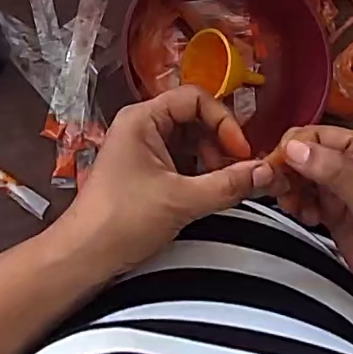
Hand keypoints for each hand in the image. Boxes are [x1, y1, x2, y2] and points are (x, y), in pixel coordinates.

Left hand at [51, 87, 272, 275]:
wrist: (85, 255)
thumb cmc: (123, 219)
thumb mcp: (182, 200)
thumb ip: (228, 185)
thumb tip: (267, 172)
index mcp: (143, 118)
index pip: (194, 98)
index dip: (223, 121)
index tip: (241, 151)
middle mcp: (142, 126)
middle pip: (194, 118)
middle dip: (220, 142)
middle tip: (240, 170)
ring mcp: (143, 148)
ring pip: (190, 141)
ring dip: (213, 160)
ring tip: (228, 185)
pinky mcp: (146, 171)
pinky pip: (181, 160)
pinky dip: (201, 173)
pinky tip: (213, 192)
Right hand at [271, 126, 352, 316]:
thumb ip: (336, 174)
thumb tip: (296, 148)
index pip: (318, 135)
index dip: (294, 147)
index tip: (277, 165)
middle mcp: (352, 166)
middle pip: (303, 154)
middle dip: (287, 169)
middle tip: (280, 188)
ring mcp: (340, 192)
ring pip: (299, 176)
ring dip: (289, 188)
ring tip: (294, 206)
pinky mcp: (332, 215)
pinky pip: (302, 199)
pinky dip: (295, 205)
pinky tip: (305, 217)